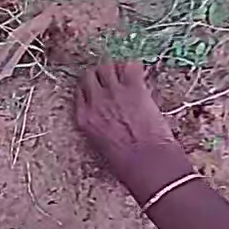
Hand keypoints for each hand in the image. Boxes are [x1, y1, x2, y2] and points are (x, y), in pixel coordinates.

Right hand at [75, 62, 192, 202]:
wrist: (147, 163)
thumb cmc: (126, 163)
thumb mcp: (100, 146)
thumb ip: (98, 126)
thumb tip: (108, 117)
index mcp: (84, 118)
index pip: (80, 90)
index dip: (90, 86)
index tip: (98, 86)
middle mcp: (95, 101)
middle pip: (90, 74)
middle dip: (100, 73)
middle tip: (112, 76)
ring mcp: (114, 93)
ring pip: (107, 66)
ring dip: (116, 67)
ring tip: (126, 72)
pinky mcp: (134, 88)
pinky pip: (130, 66)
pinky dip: (134, 66)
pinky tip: (140, 72)